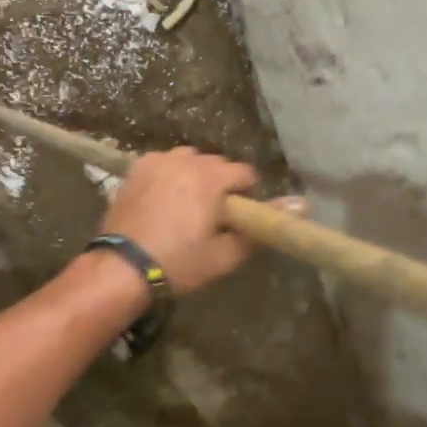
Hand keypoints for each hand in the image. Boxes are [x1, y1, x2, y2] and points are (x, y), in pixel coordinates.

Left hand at [98, 147, 302, 294]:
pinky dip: (167, 176)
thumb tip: (304, 204)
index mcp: (211, 177)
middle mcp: (184, 160)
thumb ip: (262, 226)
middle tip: (210, 217)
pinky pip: (162, 164)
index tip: (236, 219)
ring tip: (185, 207)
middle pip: (215, 164)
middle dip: (219, 185)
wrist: (123, 266)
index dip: (246, 196)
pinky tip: (161, 201)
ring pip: (187, 160)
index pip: (244, 174)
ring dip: (192, 177)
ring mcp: (156, 161)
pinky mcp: (134, 169)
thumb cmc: (179, 263)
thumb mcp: (226, 253)